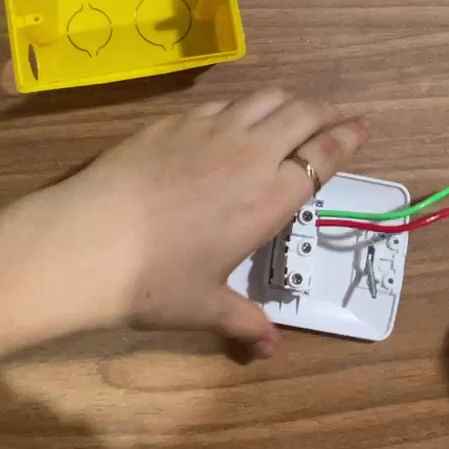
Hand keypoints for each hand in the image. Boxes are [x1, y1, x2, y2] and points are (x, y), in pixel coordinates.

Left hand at [24, 87, 366, 358]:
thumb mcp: (204, 307)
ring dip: (289, 100)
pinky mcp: (175, 120)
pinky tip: (234, 119)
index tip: (364, 126)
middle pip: (303, 113)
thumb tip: (268, 350)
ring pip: (265, 98)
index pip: (324, 156)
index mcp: (269, 196)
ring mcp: (211, 129)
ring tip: (295, 109)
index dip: (349, 136)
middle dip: (330, 108)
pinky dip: (243, 105)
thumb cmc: (153, 281)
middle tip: (342, 112)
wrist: (84, 240)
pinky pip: (223, 103)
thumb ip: (244, 322)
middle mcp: (250, 153)